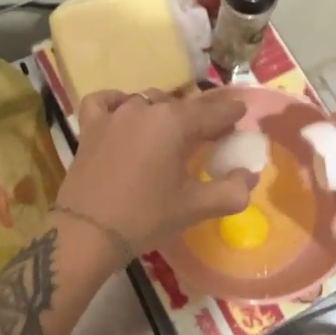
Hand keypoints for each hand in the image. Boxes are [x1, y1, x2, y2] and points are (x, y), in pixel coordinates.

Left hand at [54, 89, 255, 266]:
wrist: (87, 233)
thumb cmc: (145, 217)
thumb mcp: (195, 207)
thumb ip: (231, 190)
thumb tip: (248, 176)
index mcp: (174, 122)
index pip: (213, 111)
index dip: (231, 113)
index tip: (241, 116)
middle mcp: (145, 108)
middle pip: (180, 105)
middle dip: (199, 116)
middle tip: (208, 135)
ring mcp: (113, 114)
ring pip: (146, 101)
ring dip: (162, 112)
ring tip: (169, 132)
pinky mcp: (89, 127)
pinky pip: (105, 101)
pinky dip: (116, 103)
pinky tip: (123, 115)